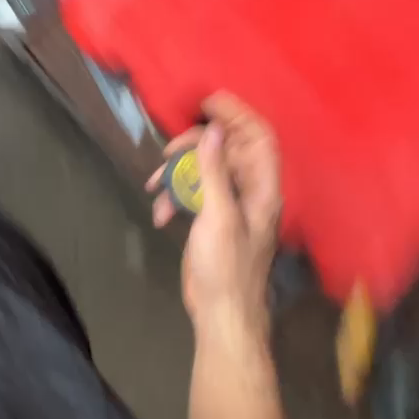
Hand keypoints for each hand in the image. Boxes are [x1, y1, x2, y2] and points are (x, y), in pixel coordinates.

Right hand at [146, 93, 281, 333]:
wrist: (221, 316)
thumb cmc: (227, 267)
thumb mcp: (219, 215)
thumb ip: (214, 171)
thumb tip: (213, 130)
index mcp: (262, 188)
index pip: (259, 137)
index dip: (238, 115)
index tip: (207, 102)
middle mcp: (248, 191)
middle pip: (226, 148)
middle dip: (195, 144)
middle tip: (169, 149)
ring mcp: (228, 205)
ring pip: (204, 169)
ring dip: (178, 171)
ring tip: (156, 181)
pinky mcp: (210, 218)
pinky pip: (193, 192)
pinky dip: (174, 196)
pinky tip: (161, 212)